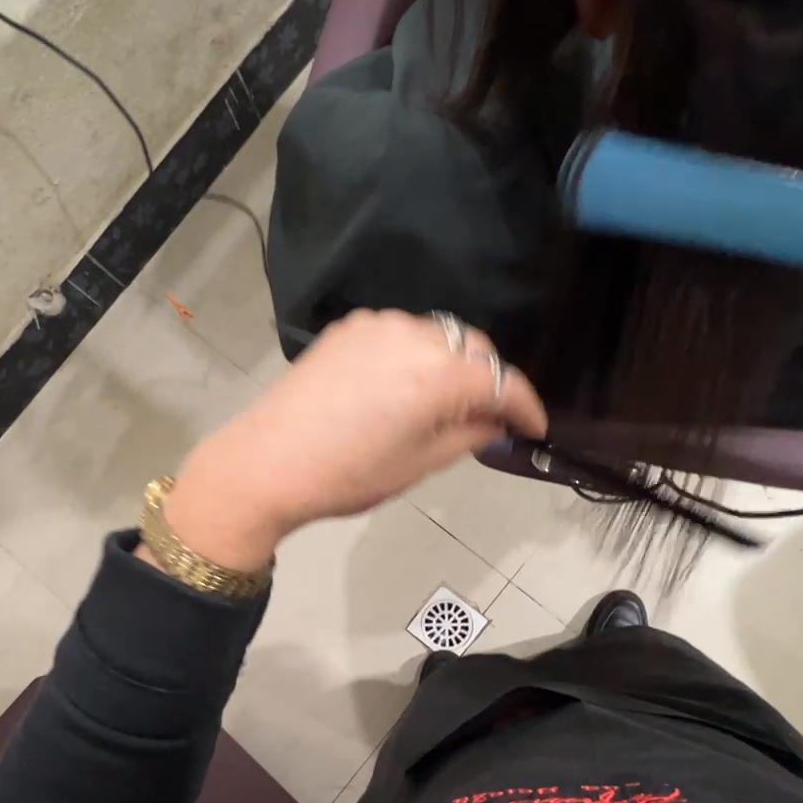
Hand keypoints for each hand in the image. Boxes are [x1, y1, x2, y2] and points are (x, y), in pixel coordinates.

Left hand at [156, 310, 547, 570]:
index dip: (525, 405)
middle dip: (489, 379)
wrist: (267, 463)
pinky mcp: (348, 327)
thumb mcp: (419, 465)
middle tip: (490, 415)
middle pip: (473, 347)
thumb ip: (468, 435)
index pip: (501, 381)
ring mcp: (377, 326)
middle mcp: (413, 337)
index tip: (535, 426)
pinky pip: (401, 333)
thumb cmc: (347, 476)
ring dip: (453, 362)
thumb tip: (494, 421)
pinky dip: (416, 353)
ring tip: (446, 400)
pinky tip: (404, 383)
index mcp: (436, 376)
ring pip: (438, 335)